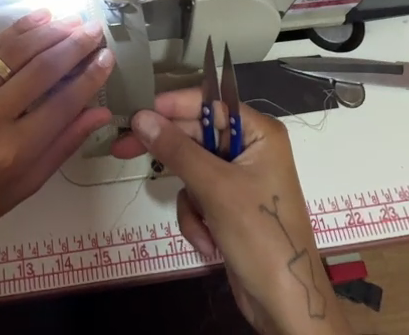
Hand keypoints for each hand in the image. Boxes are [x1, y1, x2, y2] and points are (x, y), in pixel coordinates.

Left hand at [0, 10, 113, 290]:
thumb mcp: (27, 186)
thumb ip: (64, 144)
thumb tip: (100, 111)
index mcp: (14, 152)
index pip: (62, 103)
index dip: (90, 76)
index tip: (108, 57)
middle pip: (41, 70)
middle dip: (73, 45)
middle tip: (95, 29)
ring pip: (14, 52)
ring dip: (47, 31)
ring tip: (71, 20)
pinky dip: (14, 31)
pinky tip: (37, 20)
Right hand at [110, 90, 351, 334]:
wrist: (285, 303)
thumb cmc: (259, 235)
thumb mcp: (215, 188)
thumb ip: (176, 149)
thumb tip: (141, 117)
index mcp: (259, 134)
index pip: (210, 104)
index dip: (174, 105)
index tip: (139, 110)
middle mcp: (251, 150)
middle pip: (196, 137)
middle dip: (171, 157)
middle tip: (123, 148)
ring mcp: (240, 180)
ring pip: (192, 171)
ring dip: (190, 202)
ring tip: (202, 224)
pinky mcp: (230, 207)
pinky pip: (198, 198)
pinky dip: (197, 220)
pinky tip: (211, 243)